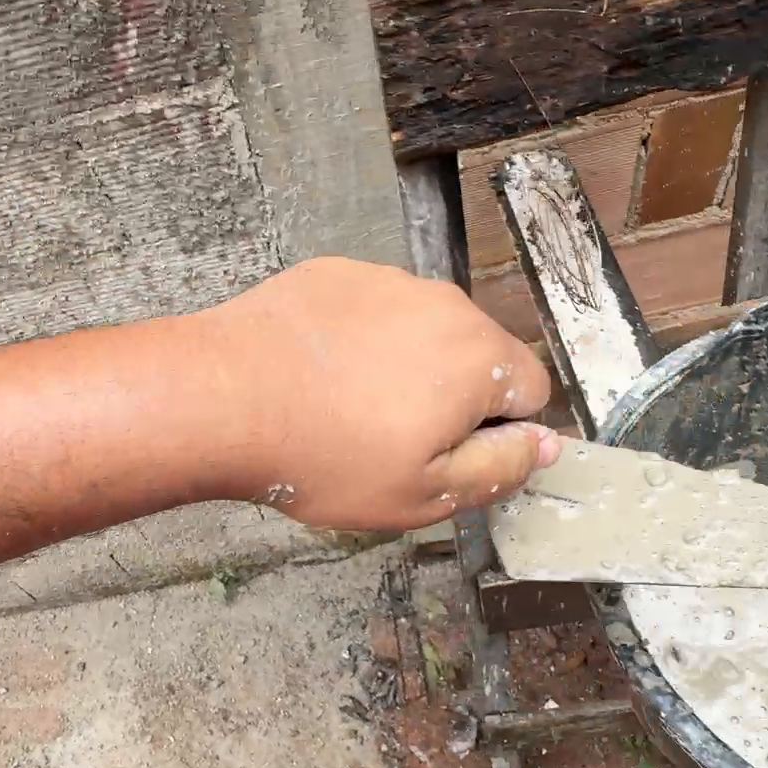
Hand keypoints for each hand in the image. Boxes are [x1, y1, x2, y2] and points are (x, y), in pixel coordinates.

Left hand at [202, 257, 559, 530]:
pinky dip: (360, 341)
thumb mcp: (424, 493)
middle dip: (450, 398)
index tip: (446, 453)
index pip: (530, 389)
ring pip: (422, 332)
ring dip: (404, 367)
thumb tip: (545, 446)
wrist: (223, 398)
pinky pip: (372, 312)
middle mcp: (441, 303)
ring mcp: (385, 280)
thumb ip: (499, 468)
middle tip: (390, 440)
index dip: (497, 431)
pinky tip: (319, 374)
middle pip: (476, 356)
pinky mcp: (336, 274)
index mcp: (476, 357)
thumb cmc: (324, 455)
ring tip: (346, 408)